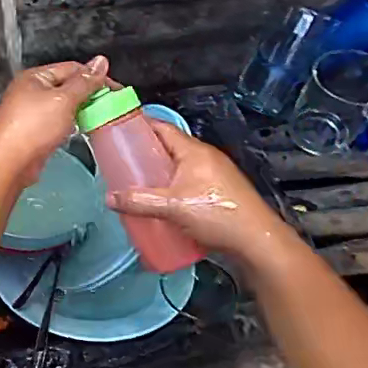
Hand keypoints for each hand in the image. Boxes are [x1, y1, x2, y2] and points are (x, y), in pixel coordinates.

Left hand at [0, 56, 110, 180]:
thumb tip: (100, 63)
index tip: (112, 87)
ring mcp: (30, 112)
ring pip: (62, 106)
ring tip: (95, 117)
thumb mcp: (64, 100)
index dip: (94, 76)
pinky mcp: (33, 131)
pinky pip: (56, 122)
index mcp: (34, 77)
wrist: (11, 163)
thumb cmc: (31, 129)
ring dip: (79, 110)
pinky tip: (78, 130)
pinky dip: (69, 124)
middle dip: (87, 94)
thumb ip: (84, 82)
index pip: (71, 68)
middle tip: (106, 104)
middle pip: (66, 86)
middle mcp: (30, 92)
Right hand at [104, 121, 300, 266]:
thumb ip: (139, 202)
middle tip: (122, 160)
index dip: (140, 125)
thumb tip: (111, 199)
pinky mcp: (217, 193)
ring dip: (158, 173)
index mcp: (194, 151)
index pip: (163, 128)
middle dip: (145, 153)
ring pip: (178, 167)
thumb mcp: (172, 207)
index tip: (120, 128)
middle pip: (168, 148)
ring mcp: (214, 175)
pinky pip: (187, 183)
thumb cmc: (220, 215)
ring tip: (136, 183)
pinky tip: (159, 203)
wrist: (256, 242)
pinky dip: (170, 188)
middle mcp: (205, 158)